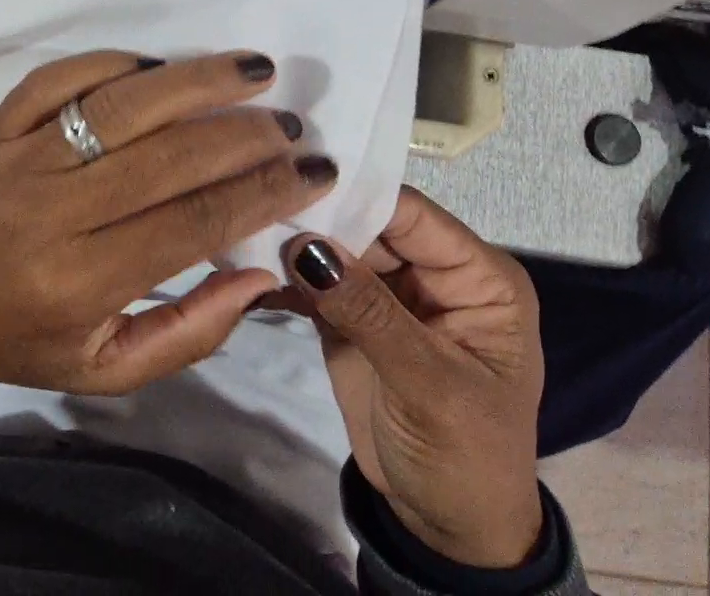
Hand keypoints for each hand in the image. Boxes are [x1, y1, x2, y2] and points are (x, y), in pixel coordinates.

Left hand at [0, 50, 338, 406]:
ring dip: (192, 81)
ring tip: (252, 70)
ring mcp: (15, 161)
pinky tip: (157, 65)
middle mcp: (48, 214)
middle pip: (165, 157)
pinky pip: (53, 79)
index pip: (192, 223)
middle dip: (242, 135)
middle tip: (290, 125)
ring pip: (116, 106)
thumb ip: (190, 333)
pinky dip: (110, 62)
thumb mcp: (107, 370)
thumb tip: (262, 274)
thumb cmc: (19, 344)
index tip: (315, 170)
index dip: (263, 193)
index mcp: (80, 282)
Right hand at [266, 189, 545, 568]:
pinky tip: (241, 270)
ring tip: (233, 233)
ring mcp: (386, 294)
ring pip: (333, 249)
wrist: (445, 521)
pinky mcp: (348, 316)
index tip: (290, 187)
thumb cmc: (464, 454)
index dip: (355, 199)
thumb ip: (370, 312)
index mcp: (476, 278)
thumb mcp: (428, 385)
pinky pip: (312, 283)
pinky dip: (280, 278)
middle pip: (365, 225)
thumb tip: (305, 245)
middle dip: (313, 220)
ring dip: (289, 246)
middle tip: (247, 209)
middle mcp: (430, 273)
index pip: (410, 215)